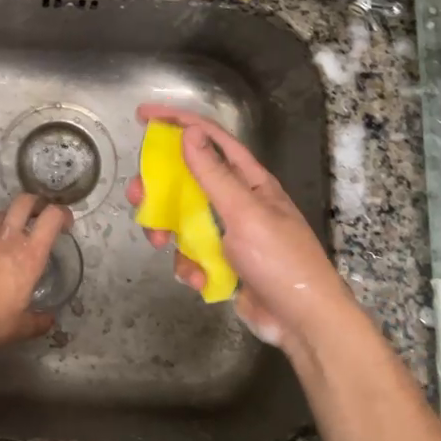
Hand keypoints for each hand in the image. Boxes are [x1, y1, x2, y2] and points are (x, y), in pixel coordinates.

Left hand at [0, 194, 69, 362]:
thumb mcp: (20, 327)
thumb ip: (39, 321)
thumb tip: (49, 320)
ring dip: (13, 219)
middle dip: (37, 203)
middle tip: (41, 217)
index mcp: (29, 255)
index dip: (63, 213)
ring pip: (2, 214)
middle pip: (24, 201)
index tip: (66, 225)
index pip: (51, 217)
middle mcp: (7, 238)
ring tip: (15, 238)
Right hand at [127, 104, 354, 352]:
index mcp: (250, 181)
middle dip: (160, 189)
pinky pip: (191, 253)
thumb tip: (190, 133)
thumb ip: (213, 174)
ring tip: (162, 245)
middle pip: (187, 180)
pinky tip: (198, 277)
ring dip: (169, 232)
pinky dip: (188, 264)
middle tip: (138, 196)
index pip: (210, 139)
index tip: (143, 117)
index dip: (177, 123)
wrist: (302, 322)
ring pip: (182, 219)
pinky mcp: (222, 262)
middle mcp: (238, 201)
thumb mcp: (245, 213)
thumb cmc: (280, 261)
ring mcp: (230, 233)